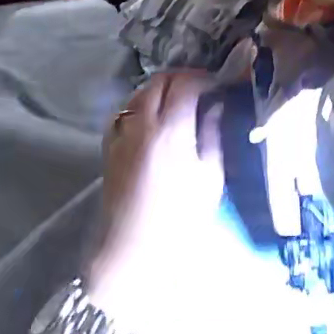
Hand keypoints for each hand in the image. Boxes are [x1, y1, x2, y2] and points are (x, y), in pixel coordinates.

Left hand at [83, 72, 225, 333]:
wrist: (130, 256)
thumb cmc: (178, 221)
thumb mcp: (210, 178)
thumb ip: (214, 134)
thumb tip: (218, 104)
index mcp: (170, 130)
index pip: (186, 83)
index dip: (207, 78)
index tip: (223, 85)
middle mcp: (140, 124)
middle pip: (160, 80)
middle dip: (184, 77)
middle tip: (207, 88)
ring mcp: (121, 135)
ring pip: (141, 92)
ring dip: (163, 88)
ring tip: (185, 102)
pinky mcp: (109, 148)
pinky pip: (127, 111)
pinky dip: (144, 104)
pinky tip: (158, 120)